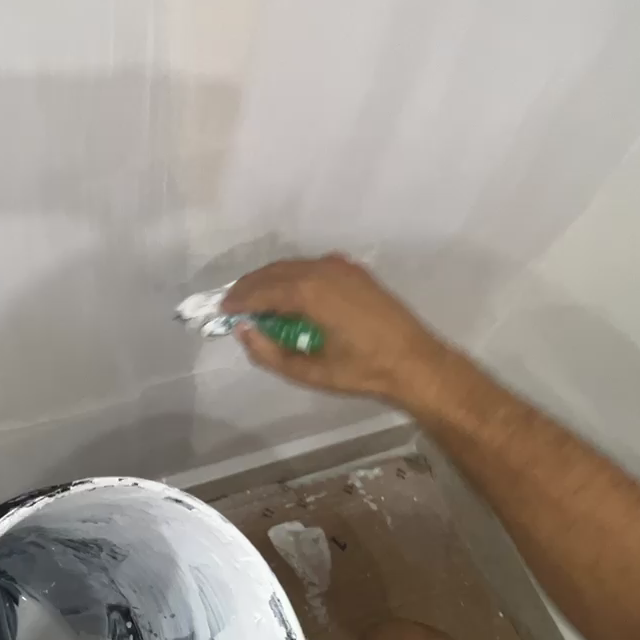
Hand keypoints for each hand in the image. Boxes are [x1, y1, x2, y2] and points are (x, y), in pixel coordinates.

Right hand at [221, 254, 452, 403]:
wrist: (416, 362)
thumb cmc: (362, 372)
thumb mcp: (309, 372)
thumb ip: (269, 352)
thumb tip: (243, 330)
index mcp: (310, 292)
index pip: (261, 290)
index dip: (239, 300)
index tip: (223, 311)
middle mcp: (322, 270)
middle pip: (274, 272)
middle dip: (250, 287)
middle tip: (233, 306)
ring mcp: (341, 267)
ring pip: (293, 267)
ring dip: (271, 281)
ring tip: (257, 303)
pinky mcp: (354, 271)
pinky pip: (312, 268)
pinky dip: (292, 278)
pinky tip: (289, 297)